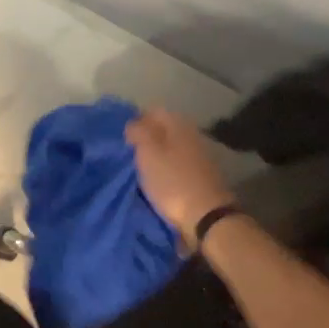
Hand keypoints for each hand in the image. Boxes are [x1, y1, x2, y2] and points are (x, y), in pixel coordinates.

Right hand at [126, 107, 234, 236]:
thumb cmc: (172, 182)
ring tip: (138, 167)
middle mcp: (192, 136)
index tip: (122, 136)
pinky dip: (165, 168)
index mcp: (179, 126)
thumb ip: (138, 133)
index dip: (136, 120)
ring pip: (171, 147)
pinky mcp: (201, 176)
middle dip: (145, 137)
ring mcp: (200, 156)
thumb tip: (133, 123)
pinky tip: (155, 179)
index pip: (154, 111)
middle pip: (164, 129)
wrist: (206, 217)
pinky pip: (177, 164)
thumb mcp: (147, 154)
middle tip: (127, 152)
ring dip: (155, 154)